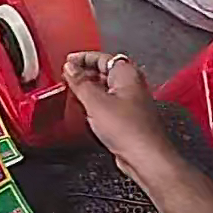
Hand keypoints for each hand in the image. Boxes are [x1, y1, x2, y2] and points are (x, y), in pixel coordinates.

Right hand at [64, 52, 177, 179]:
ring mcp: (131, 101)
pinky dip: (96, 101)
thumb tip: (70, 68)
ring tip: (74, 90)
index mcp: (126, 74)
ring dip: (90, 87)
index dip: (83, 57)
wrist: (144, 156)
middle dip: (85, 72)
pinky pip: (109, 102)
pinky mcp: (128, 116)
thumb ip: (80, 82)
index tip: (69, 61)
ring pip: (107, 87)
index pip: (102, 57)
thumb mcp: (95, 102)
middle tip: (68, 75)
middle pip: (105, 70)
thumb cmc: (129, 130)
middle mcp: (131, 84)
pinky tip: (86, 109)